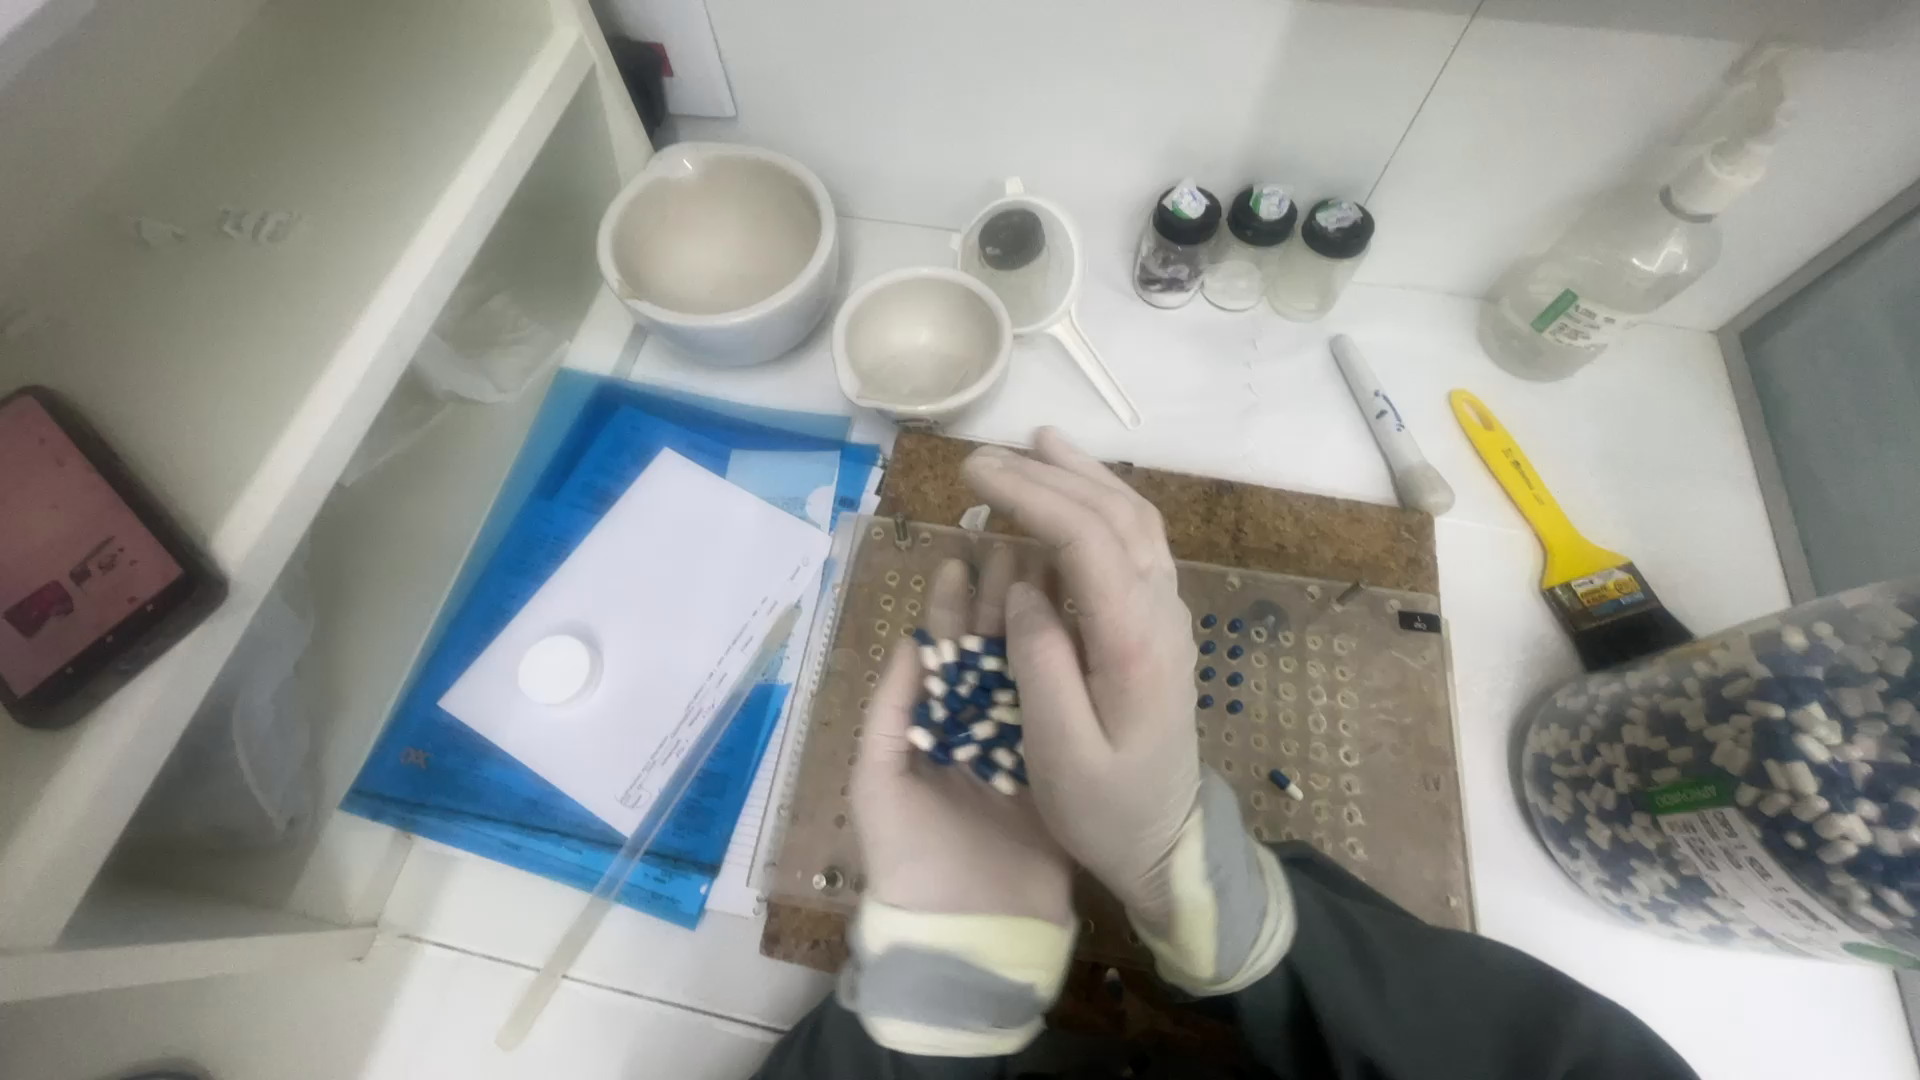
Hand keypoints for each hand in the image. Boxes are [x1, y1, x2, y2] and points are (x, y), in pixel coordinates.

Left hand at [852, 551, 1072, 923]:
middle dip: (996, 600)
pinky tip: (1080, 629)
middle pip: (987, 650)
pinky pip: (1059, 710)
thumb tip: (910, 643)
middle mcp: (974, 725)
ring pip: (1026, 669)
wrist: (966, 932)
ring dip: (1034, 622)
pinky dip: (1067, 669)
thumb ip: (890, 712)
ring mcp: (1018, 743)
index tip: (961, 559)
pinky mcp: (1056, 767)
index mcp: (931, 723)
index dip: (949, 608)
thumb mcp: (879, 783)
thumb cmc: (909, 857)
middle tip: (1014, 546)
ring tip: (1049, 571)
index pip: (941, 653)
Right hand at [962, 428, 1293, 993]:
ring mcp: (1166, 611)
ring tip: (1036, 443)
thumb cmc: (1106, 807)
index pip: (1086, 539)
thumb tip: (1025, 590)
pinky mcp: (1158, 618)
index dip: (1032, 495)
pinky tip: (1074, 490)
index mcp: (1135, 642)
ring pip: (1134, 518)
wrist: (1167, 839)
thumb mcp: (1061, 756)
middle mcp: (1160, 611)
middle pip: (1113, 514)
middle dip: (1047, 474)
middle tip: (984, 456)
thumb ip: (1042, 666)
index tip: (975, 473)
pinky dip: (1103, 501)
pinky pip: (1137, 540)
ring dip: (1084, 475)